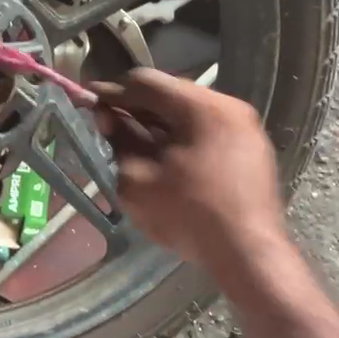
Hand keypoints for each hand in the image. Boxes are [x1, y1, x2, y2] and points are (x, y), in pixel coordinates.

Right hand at [90, 69, 286, 268]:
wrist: (249, 255)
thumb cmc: (189, 215)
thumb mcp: (137, 179)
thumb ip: (118, 141)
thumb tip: (107, 118)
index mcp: (202, 107)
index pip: (146, 82)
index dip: (112, 92)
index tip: (87, 101)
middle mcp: (229, 107)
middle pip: (170, 94)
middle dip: (135, 108)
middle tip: (107, 125)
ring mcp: (245, 129)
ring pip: (188, 113)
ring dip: (156, 123)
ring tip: (131, 143)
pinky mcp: (251, 150)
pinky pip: (206, 131)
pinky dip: (179, 137)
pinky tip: (162, 159)